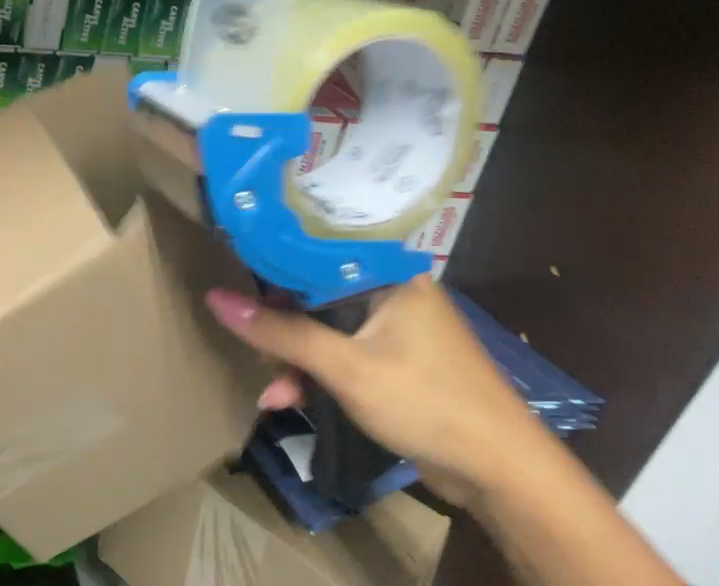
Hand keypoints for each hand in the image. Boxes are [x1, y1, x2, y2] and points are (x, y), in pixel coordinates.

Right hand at [206, 276, 551, 506]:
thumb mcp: (345, 368)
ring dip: (294, 357)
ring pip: (325, 326)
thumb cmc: (427, 402)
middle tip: (247, 337)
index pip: (317, 245)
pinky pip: (341, 353)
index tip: (230, 257)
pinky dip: (316, 374)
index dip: (272, 252)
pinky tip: (289, 400)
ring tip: (272, 390)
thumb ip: (281, 333)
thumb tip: (216, 299)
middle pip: (315, 290)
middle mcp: (390, 290)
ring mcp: (393, 327)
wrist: (501, 473)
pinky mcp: (393, 361)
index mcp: (388, 272)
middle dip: (280, 323)